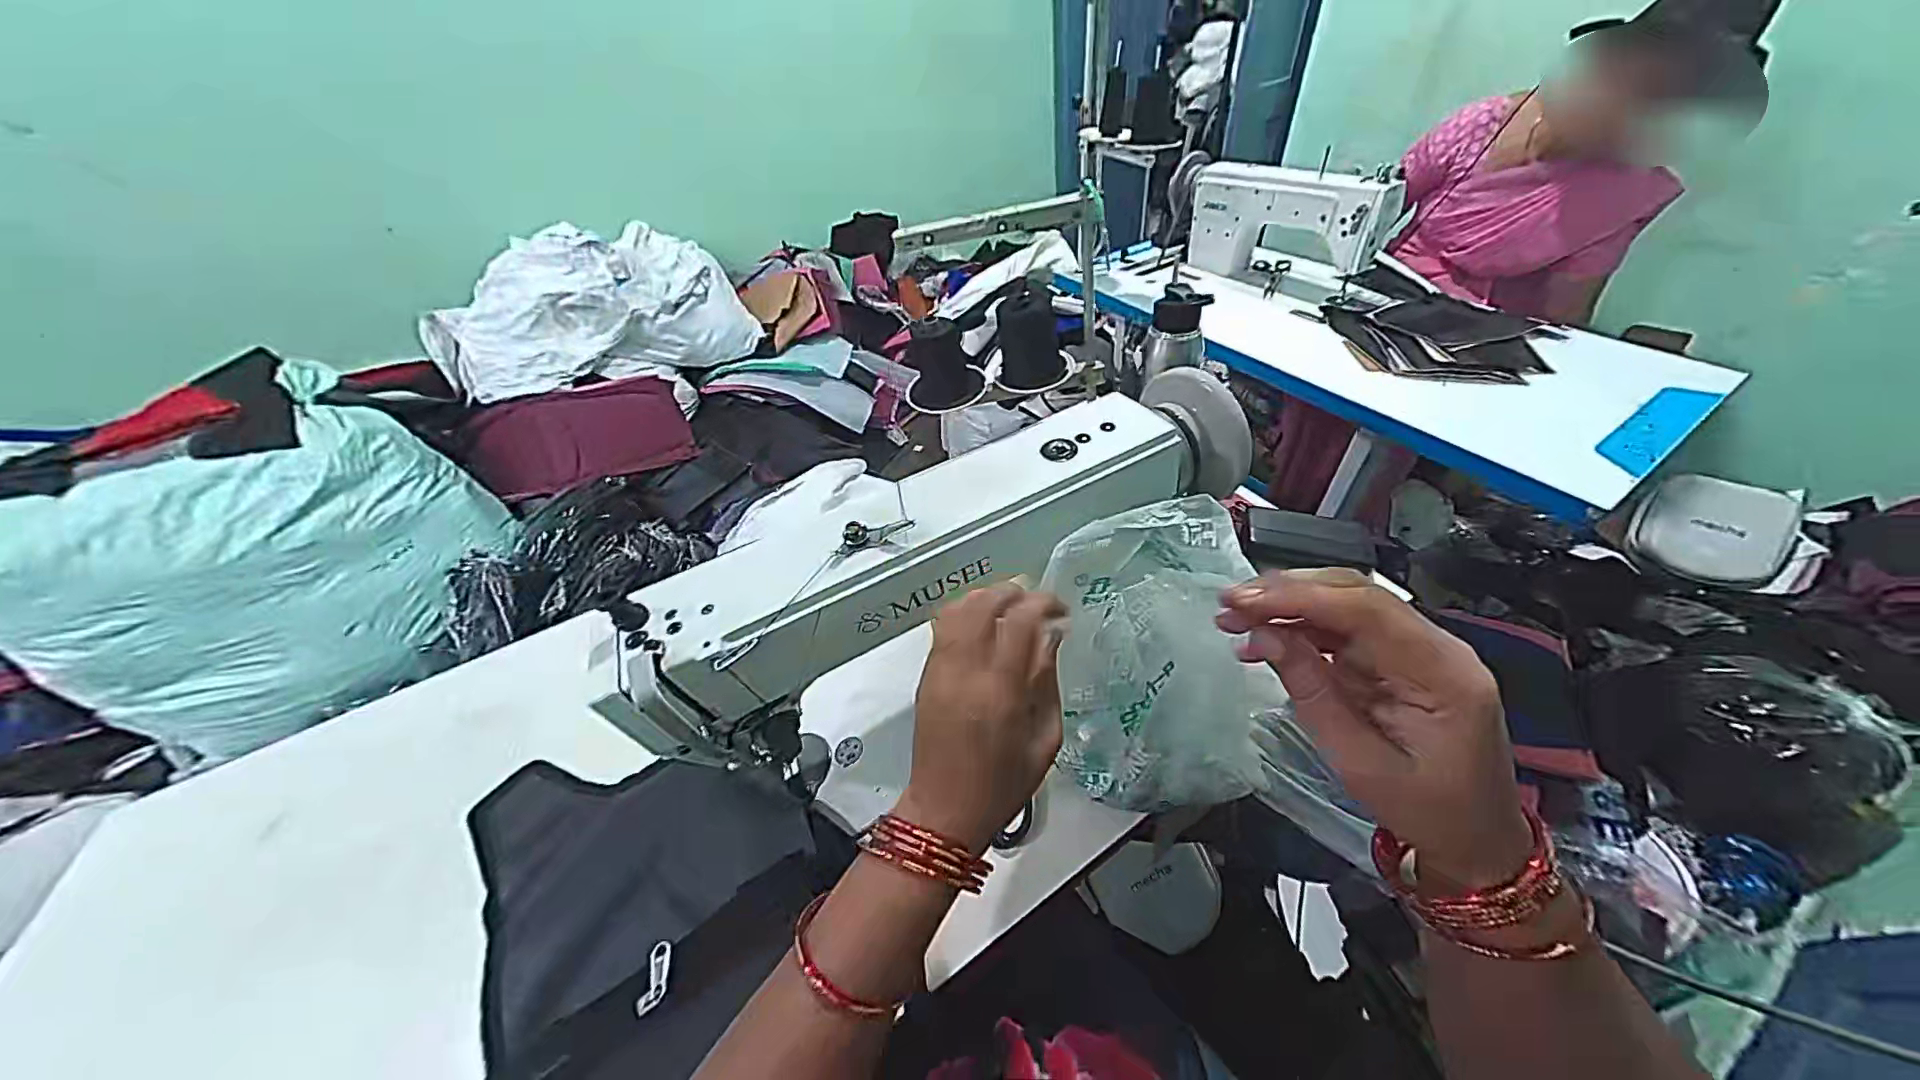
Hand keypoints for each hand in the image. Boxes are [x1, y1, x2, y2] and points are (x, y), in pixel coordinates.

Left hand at [896, 584, 1068, 856]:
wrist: (945, 808)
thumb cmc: (1003, 783)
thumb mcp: (1044, 740)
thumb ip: (1046, 682)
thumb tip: (1050, 638)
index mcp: (1000, 690)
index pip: (1019, 622)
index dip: (1043, 603)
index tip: (1061, 610)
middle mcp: (965, 671)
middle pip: (982, 604)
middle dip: (1012, 592)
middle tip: (1035, 603)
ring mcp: (940, 670)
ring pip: (956, 610)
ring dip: (985, 598)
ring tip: (1009, 608)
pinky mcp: (926, 676)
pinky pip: (942, 628)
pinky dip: (965, 614)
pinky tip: (984, 624)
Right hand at [1216, 569, 1531, 889]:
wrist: (1476, 840)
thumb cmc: (1426, 811)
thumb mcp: (1358, 761)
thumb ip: (1311, 692)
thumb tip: (1265, 637)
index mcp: (1442, 672)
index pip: (1365, 609)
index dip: (1298, 596)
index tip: (1243, 601)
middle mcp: (1436, 647)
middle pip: (1355, 594)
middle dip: (1286, 592)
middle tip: (1230, 604)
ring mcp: (1417, 649)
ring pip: (1344, 604)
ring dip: (1287, 606)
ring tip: (1235, 619)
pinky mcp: (1396, 659)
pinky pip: (1343, 628)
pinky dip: (1300, 627)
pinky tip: (1264, 637)